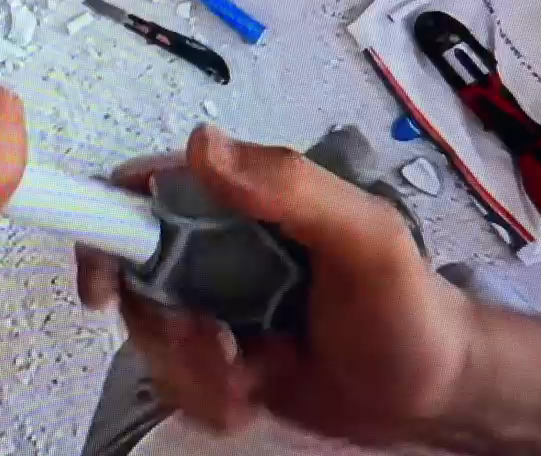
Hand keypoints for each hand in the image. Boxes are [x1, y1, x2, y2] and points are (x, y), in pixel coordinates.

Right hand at [76, 124, 476, 443]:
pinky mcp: (213, 356)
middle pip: (130, 274)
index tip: (105, 290)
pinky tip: (252, 397)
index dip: (103, 227)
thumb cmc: (403, 302)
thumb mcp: (364, 235)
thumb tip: (198, 144)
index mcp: (226, 198)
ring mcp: (206, 301)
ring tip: (249, 380)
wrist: (437, 392)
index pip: (137, 191)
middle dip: (161, 324)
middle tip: (217, 350)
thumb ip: (290, 184)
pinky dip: (204, 396)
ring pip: (148, 333)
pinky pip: (174, 378)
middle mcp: (203, 244)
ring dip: (189, 369)